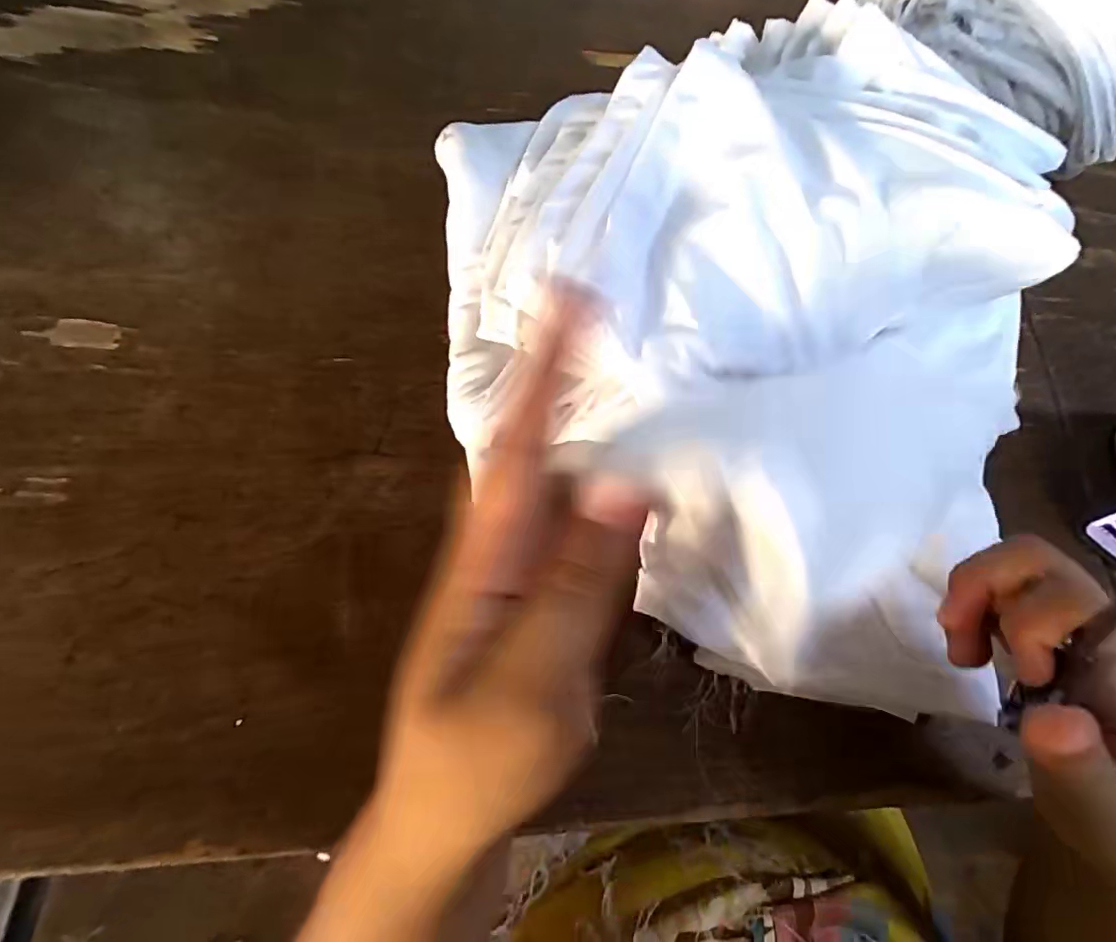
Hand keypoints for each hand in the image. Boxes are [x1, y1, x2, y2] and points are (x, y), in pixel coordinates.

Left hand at [301, 291, 648, 941]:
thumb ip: (577, 582)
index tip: (570, 300)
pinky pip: (599, 527)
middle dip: (575, 378)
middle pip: (545, 441)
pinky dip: (626, 492)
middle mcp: (511, 539)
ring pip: (578, 479)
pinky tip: (660, 473)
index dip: (542, 369)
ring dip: (608, 428)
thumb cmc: (475, 756)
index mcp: (488, 549)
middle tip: (623, 318)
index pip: (515, 439)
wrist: (455, 815)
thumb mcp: (528, 679)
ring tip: (654, 376)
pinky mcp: (562, 590)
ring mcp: (537, 564)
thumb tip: (627, 480)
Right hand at [938, 536, 1115, 935]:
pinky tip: (972, 650)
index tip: (1024, 682)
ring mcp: (1079, 630)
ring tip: (961, 649)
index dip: (1029, 623)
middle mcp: (1109, 634)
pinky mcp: (1053, 636)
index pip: (1075, 597)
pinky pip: (1008, 590)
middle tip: (956, 635)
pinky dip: (975, 604)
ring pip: (1017, 565)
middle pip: (1039, 560)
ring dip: (973, 590)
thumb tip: (1047, 717)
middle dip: (982, 582)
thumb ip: (1085, 775)